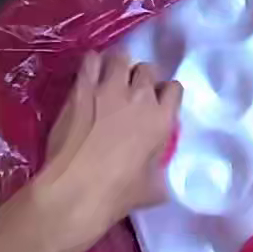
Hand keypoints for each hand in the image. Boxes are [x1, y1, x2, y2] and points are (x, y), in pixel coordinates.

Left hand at [31, 51, 181, 250]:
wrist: (77, 190)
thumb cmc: (119, 193)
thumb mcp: (153, 188)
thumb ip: (160, 174)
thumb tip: (160, 180)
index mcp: (162, 118)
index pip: (174, 88)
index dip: (166, 93)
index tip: (158, 102)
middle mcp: (140, 97)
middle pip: (148, 69)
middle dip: (142, 76)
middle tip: (132, 90)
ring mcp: (110, 89)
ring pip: (121, 58)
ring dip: (119, 65)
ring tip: (111, 75)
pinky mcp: (82, 89)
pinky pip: (91, 61)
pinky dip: (93, 63)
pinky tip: (90, 73)